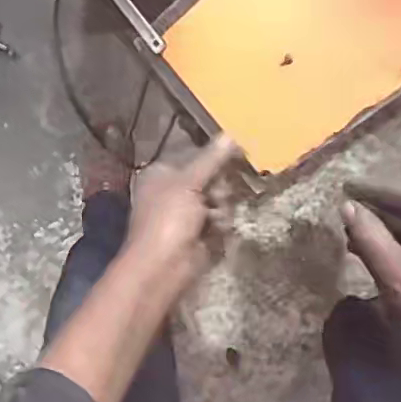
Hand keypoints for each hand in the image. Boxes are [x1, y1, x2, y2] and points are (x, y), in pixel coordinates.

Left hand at [123, 135, 238, 287]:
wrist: (162, 267)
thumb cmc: (167, 219)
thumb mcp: (188, 183)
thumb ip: (211, 159)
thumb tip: (230, 134)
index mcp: (162, 174)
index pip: (194, 156)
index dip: (214, 156)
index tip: (239, 151)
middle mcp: (172, 191)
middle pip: (210, 179)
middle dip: (219, 187)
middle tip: (218, 194)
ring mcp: (185, 214)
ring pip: (218, 200)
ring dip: (222, 208)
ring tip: (214, 218)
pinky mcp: (199, 235)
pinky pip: (219, 221)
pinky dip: (220, 225)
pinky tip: (217, 231)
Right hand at [340, 184, 400, 386]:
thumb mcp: (399, 281)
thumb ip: (371, 240)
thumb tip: (346, 208)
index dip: (382, 193)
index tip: (347, 188)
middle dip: (383, 212)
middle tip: (345, 207)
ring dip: (386, 232)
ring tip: (349, 229)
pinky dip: (395, 251)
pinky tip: (367, 251)